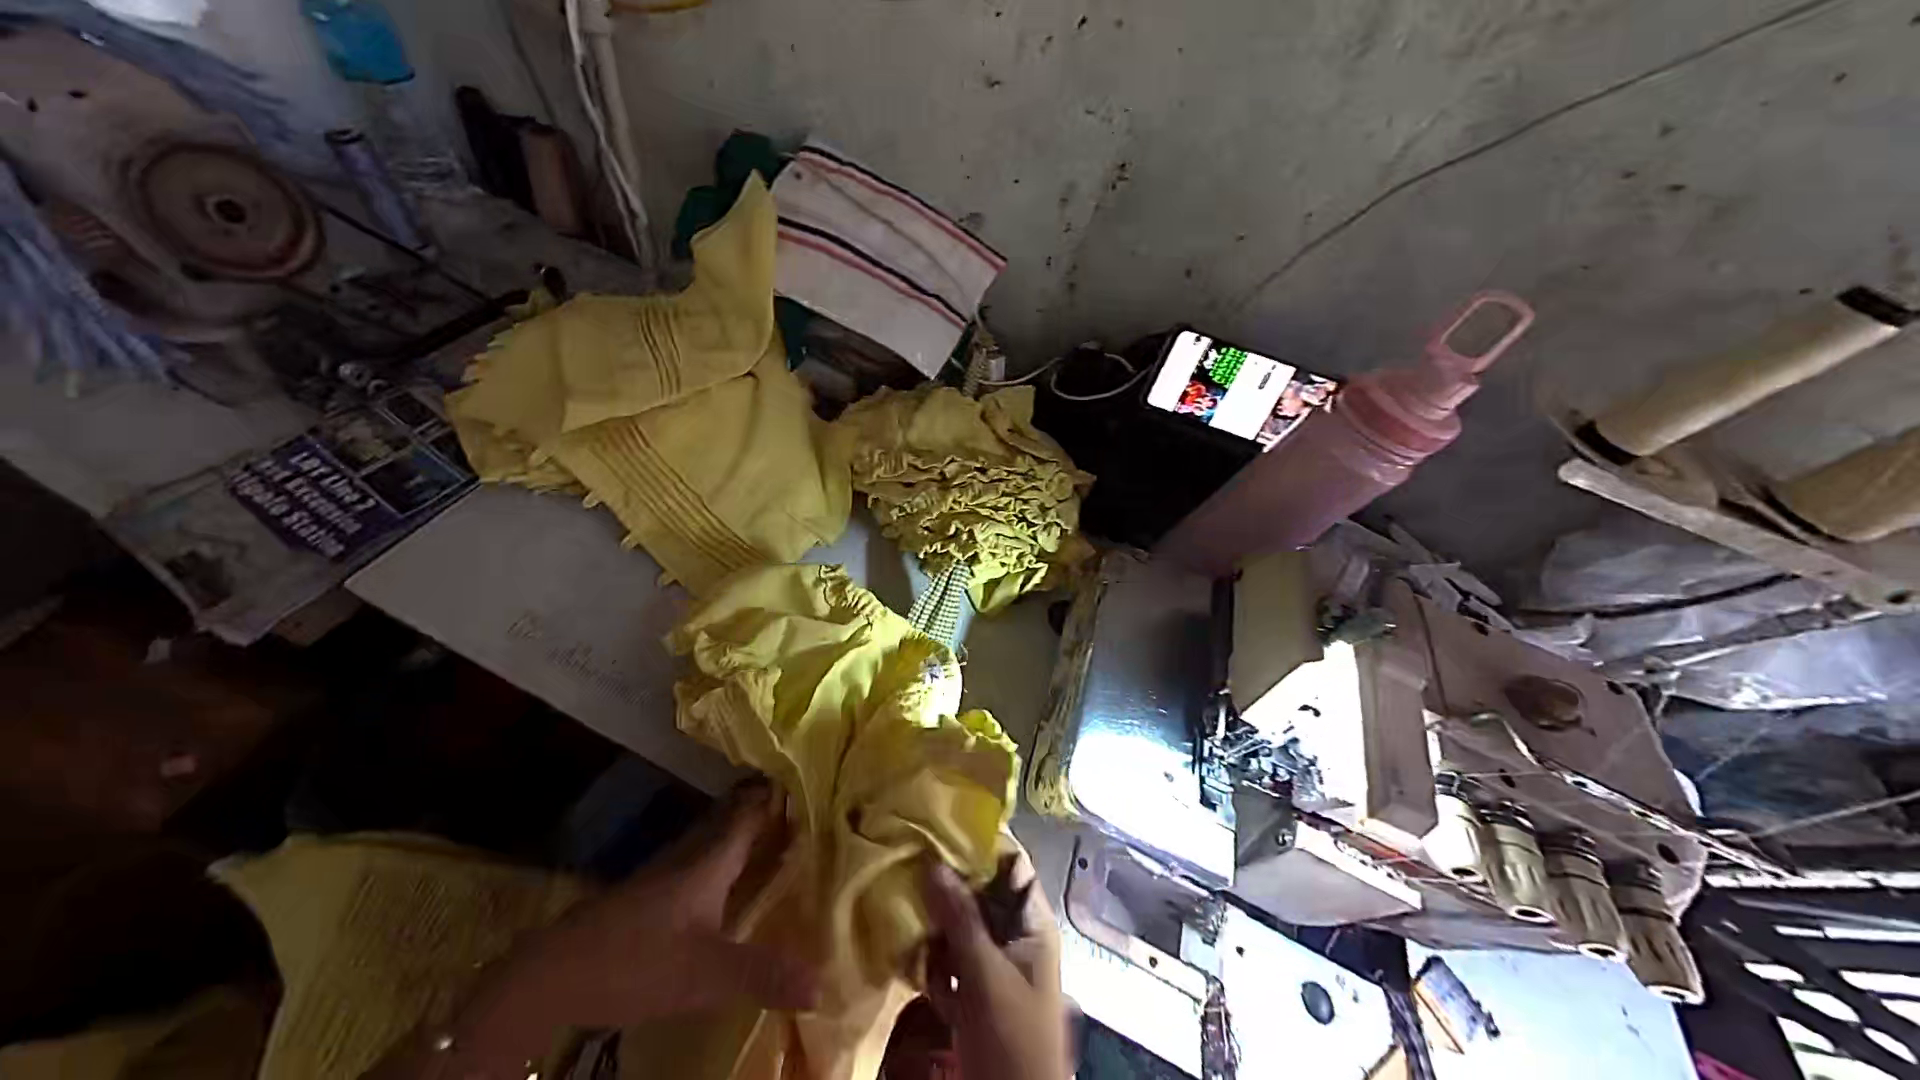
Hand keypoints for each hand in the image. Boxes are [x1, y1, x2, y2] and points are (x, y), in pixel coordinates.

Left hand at [527, 782, 819, 1023]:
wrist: (552, 976)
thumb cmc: (637, 960)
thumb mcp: (707, 973)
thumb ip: (764, 974)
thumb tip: (825, 984)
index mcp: (712, 859)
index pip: (752, 812)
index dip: (779, 794)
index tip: (810, 778)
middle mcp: (692, 856)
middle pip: (734, 820)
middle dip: (765, 810)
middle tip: (801, 805)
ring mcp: (667, 874)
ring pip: (716, 841)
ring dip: (745, 834)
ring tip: (776, 836)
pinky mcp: (652, 897)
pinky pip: (701, 863)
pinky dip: (725, 860)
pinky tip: (730, 881)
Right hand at [921, 850, 1071, 1079]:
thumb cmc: (1011, 1039)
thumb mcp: (984, 974)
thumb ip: (960, 917)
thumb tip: (933, 862)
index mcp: (1032, 923)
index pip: (1012, 866)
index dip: (981, 846)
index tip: (939, 830)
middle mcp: (1014, 935)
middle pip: (980, 893)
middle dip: (948, 888)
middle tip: (911, 874)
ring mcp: (993, 964)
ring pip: (960, 926)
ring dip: (936, 931)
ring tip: (914, 932)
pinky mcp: (972, 991)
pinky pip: (949, 959)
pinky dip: (934, 964)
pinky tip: (922, 976)